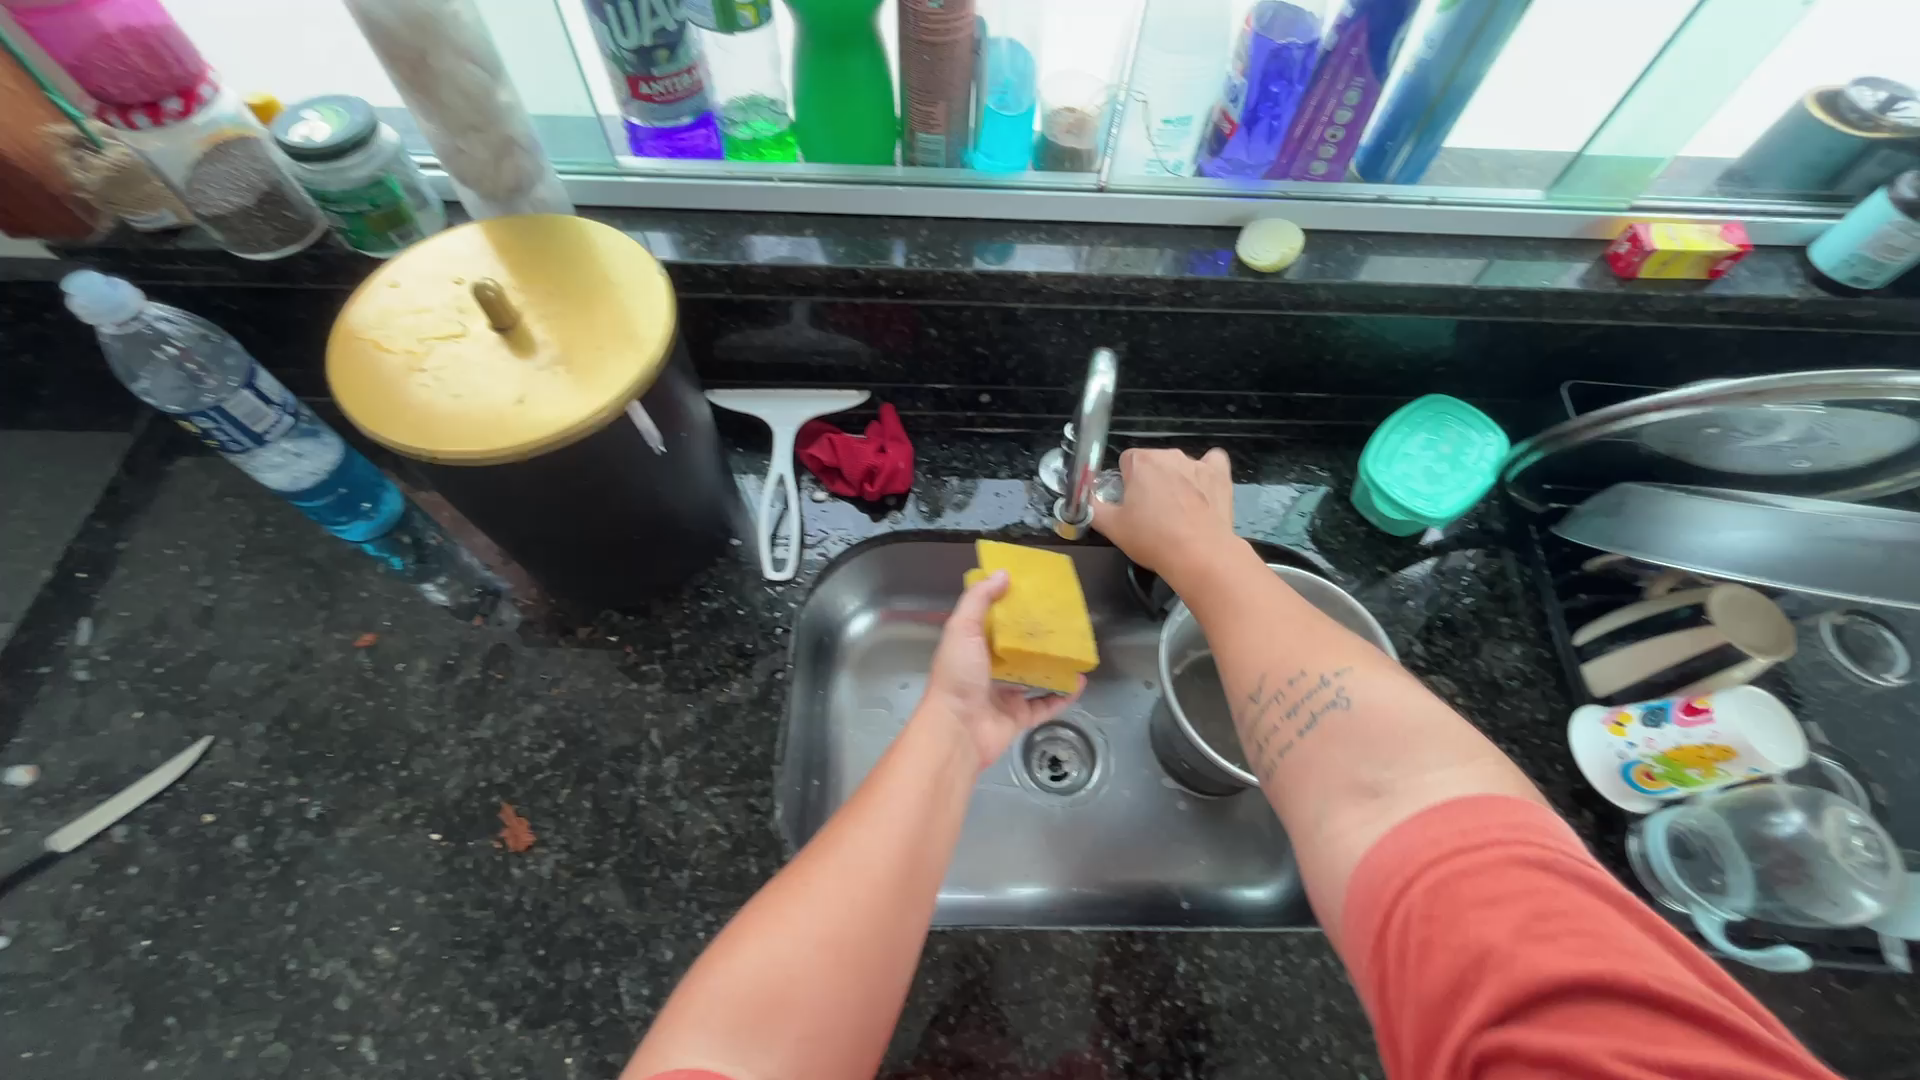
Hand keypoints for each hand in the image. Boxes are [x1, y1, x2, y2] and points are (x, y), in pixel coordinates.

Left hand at [917, 570, 1083, 771]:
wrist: (958, 729)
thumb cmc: (957, 675)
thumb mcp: (962, 628)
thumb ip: (979, 599)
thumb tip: (1003, 574)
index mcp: (971, 647)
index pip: (993, 623)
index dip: (1009, 607)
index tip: (1032, 593)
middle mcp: (987, 670)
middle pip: (1016, 650)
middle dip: (1035, 637)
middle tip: (1061, 620)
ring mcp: (1004, 695)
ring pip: (1033, 677)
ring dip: (1052, 665)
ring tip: (1074, 649)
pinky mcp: (1019, 717)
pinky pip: (1046, 703)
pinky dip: (1063, 694)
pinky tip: (1079, 681)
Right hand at [1091, 448, 1237, 584]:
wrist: (1199, 554)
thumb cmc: (1153, 539)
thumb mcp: (1111, 527)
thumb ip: (1092, 508)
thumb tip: (1085, 500)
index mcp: (1140, 463)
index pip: (1125, 462)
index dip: (1126, 483)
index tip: (1130, 504)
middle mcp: (1168, 456)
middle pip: (1152, 462)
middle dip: (1150, 481)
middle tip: (1150, 513)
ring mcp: (1196, 463)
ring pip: (1179, 465)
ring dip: (1175, 480)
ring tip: (1177, 511)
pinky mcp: (1219, 475)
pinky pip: (1212, 461)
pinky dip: (1206, 472)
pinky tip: (1203, 488)